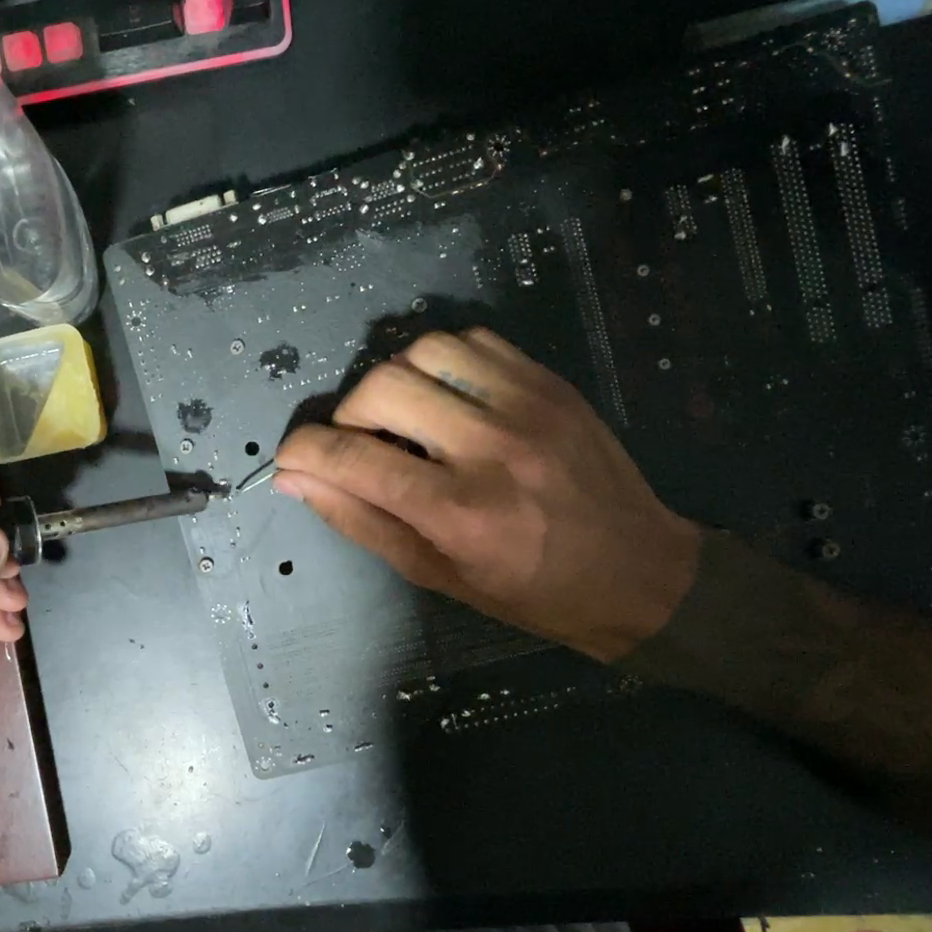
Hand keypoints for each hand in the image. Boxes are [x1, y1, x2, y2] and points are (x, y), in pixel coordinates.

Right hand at [274, 327, 700, 662]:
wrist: (639, 573)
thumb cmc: (528, 590)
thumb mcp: (434, 574)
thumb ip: (359, 520)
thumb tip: (295, 479)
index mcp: (458, 510)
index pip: (352, 457)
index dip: (304, 451)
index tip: (292, 457)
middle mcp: (490, 446)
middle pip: (381, 386)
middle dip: (348, 414)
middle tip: (361, 444)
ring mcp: (527, 405)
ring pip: (424, 349)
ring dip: (395, 380)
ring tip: (406, 417)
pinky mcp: (549, 382)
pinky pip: (472, 341)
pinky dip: (442, 362)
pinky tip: (449, 398)